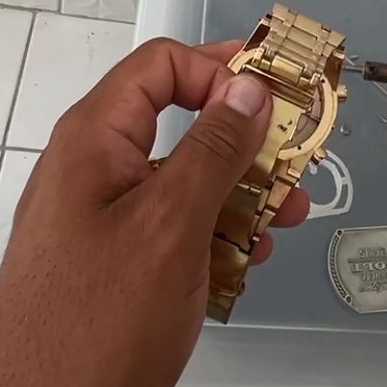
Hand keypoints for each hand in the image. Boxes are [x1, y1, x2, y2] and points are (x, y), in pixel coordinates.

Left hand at [0, 38, 308, 386]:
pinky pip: (170, 222)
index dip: (219, 69)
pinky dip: (212, 228)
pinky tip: (246, 252)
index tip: (271, 95)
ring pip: (180, 175)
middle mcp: (95, 165)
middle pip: (178, 119)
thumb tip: (248, 89)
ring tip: (284, 211)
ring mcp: (102, 214)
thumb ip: (214, 149)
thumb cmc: (94, 322)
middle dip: (241, 136)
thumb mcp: (170, 224)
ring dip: (237, 188)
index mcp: (96, 136)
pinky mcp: (111, 258)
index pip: (162, 64)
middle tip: (292, 154)